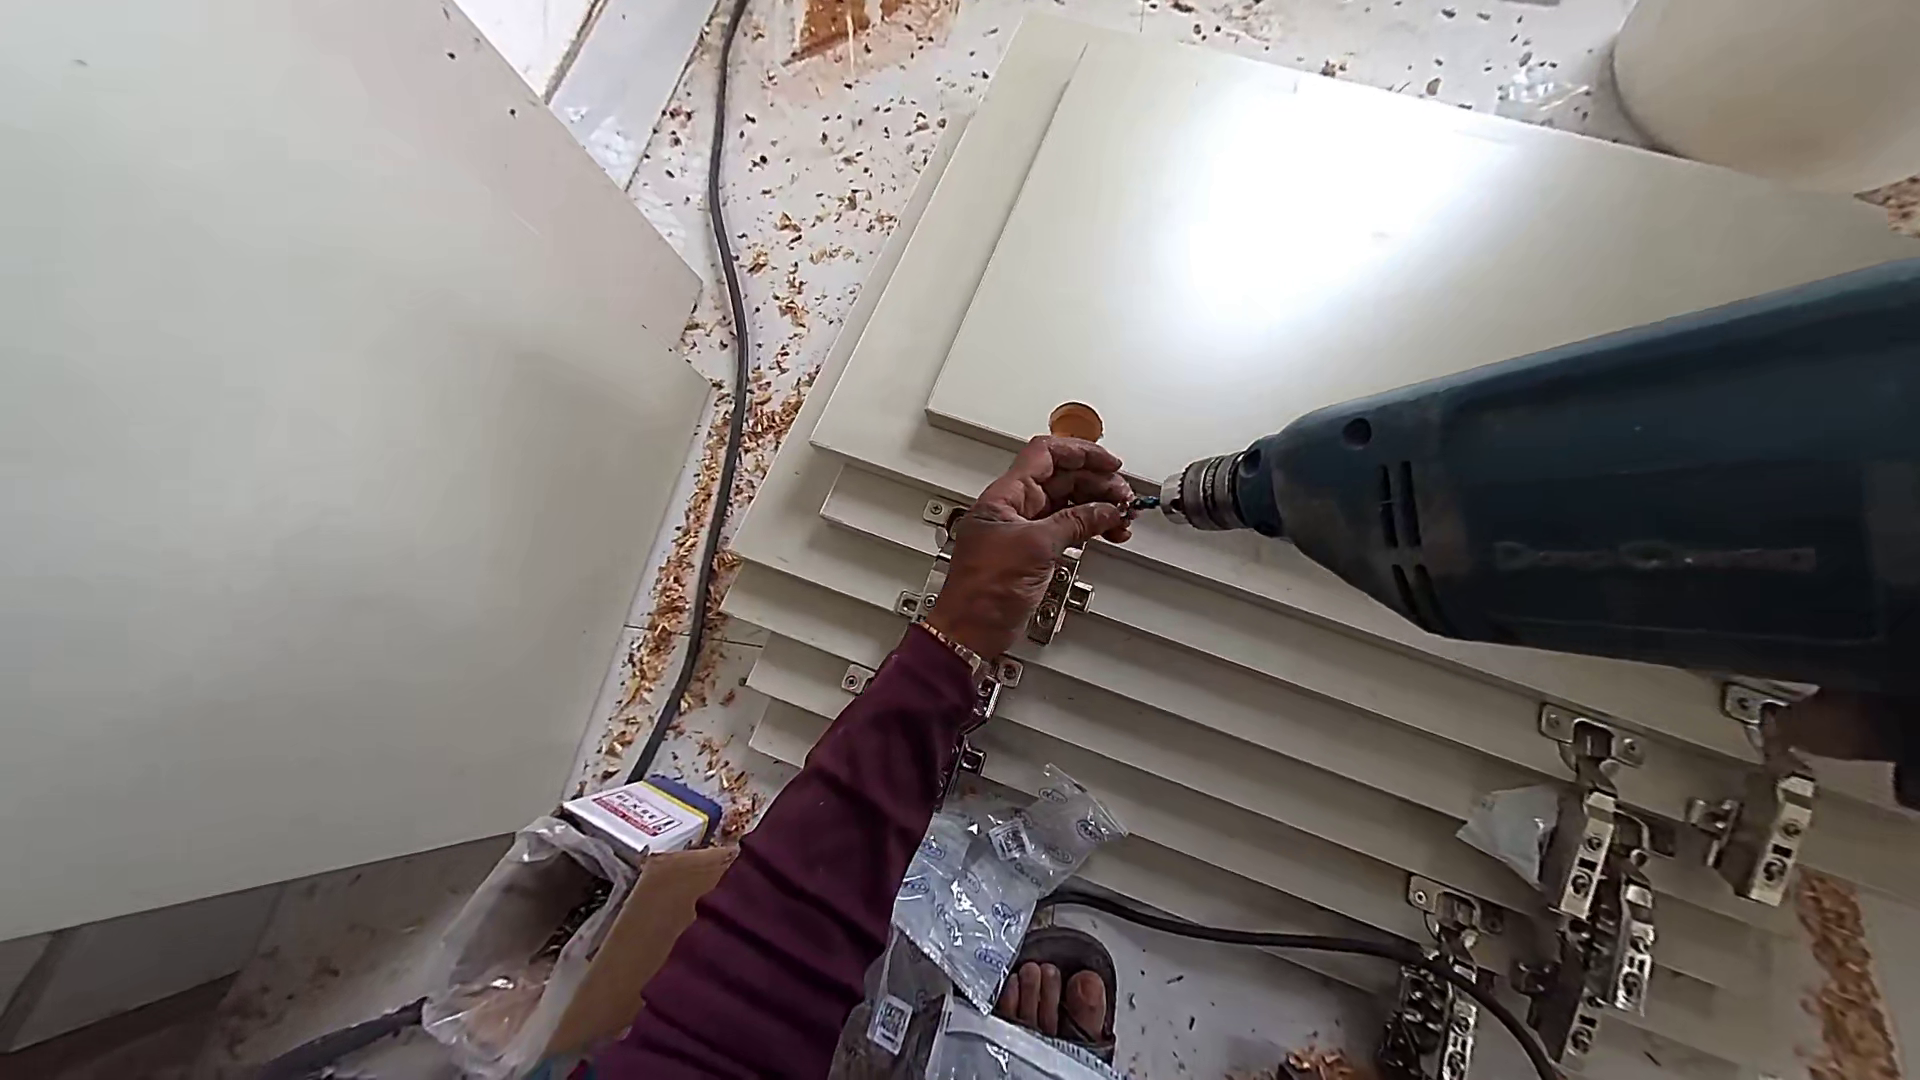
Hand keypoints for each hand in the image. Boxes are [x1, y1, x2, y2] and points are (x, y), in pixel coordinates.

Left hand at [925, 436, 1132, 657]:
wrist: (971, 629)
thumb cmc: (981, 590)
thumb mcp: (1035, 547)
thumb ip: (1074, 523)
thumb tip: (1105, 509)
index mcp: (1005, 497)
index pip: (1045, 454)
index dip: (1080, 452)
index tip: (1109, 464)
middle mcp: (1014, 509)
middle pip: (1061, 478)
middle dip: (1096, 483)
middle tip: (1123, 497)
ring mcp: (1024, 530)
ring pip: (1067, 504)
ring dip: (1097, 506)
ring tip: (1121, 516)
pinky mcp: (1032, 552)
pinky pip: (1066, 528)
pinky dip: (1089, 528)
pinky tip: (1107, 532)